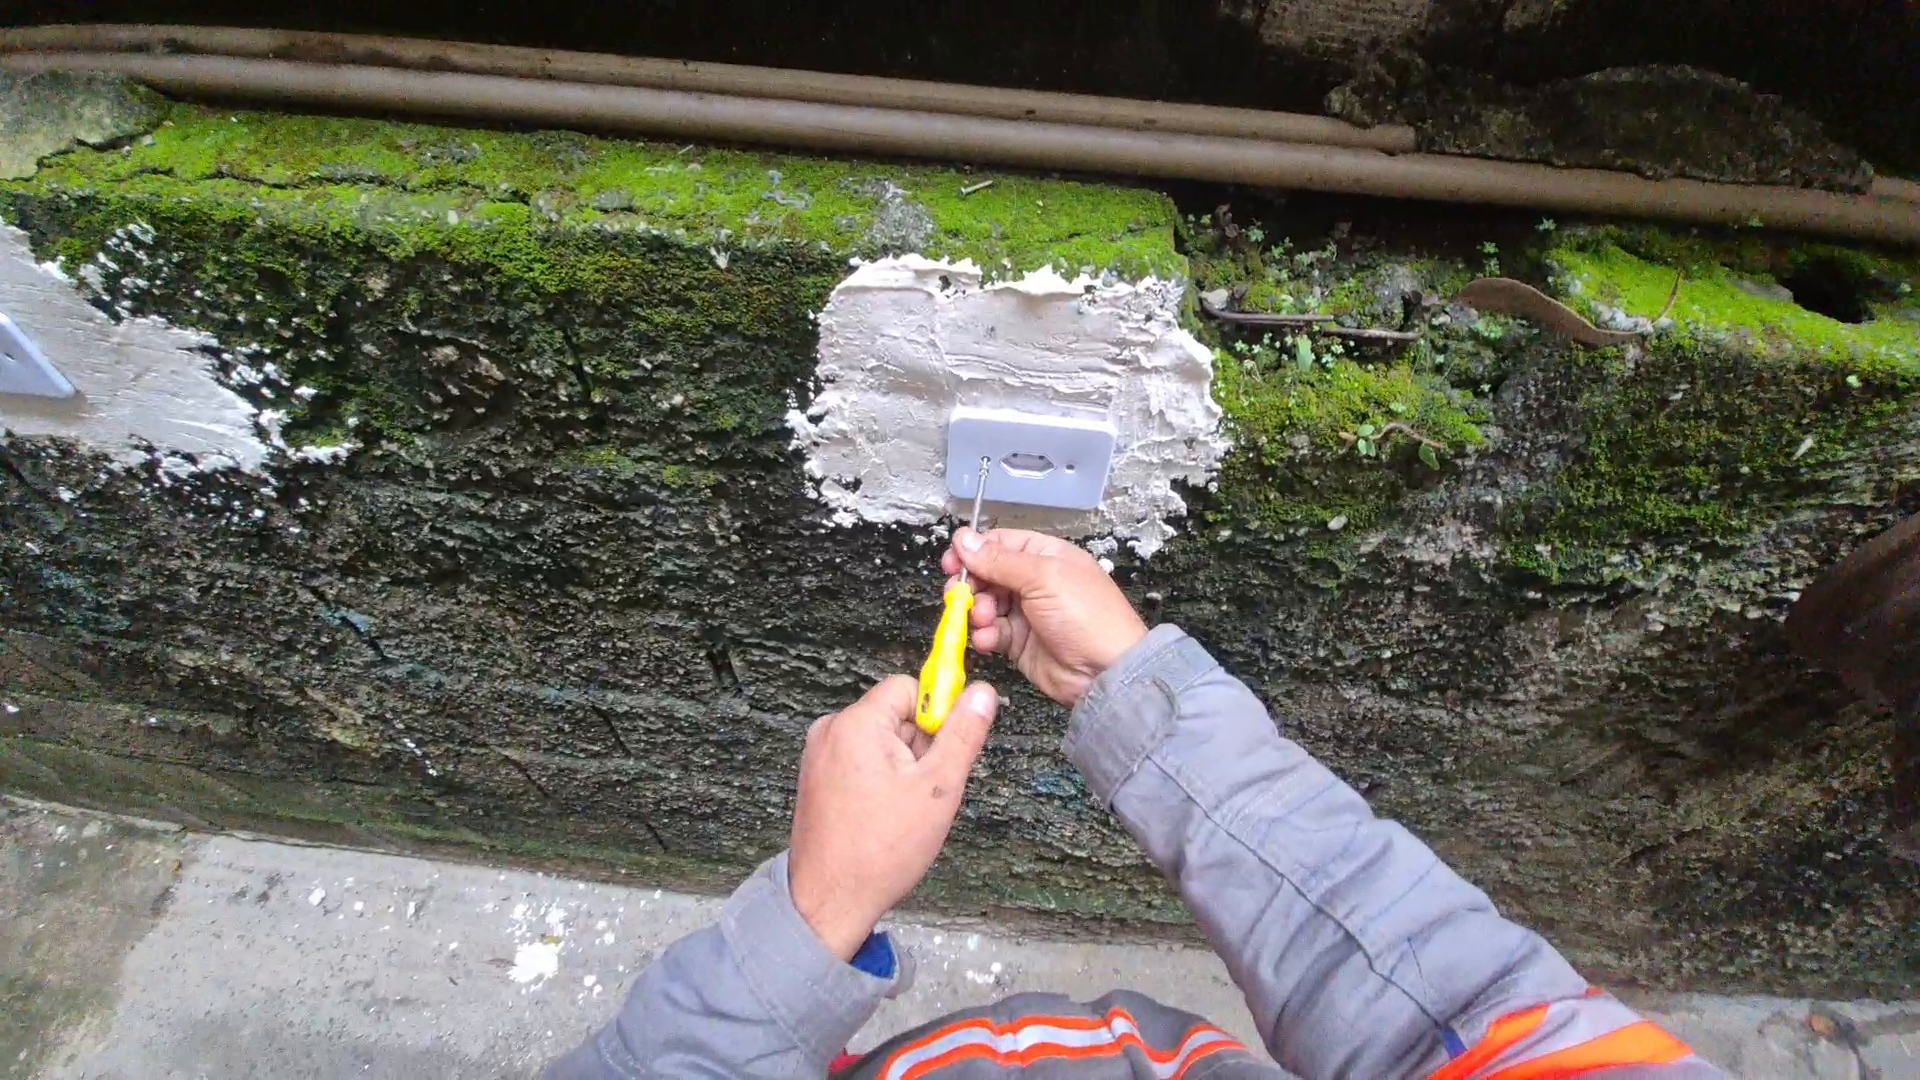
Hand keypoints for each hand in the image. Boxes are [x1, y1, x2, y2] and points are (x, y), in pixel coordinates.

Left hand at [788, 675, 998, 959]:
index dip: (935, 714)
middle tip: (925, 788)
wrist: (828, 904)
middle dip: (918, 744)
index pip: (908, 687)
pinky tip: (885, 812)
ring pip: (879, 738)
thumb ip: (963, 734)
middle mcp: (831, 729)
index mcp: (856, 723)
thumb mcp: (937, 788)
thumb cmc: (881, 850)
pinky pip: (860, 757)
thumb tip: (982, 692)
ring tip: (903, 807)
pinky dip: (880, 776)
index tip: (945, 748)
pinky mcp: (816, 776)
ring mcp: (819, 753)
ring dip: (901, 763)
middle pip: (894, 713)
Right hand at [941, 528, 1148, 707]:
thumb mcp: (1043, 577)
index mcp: (1045, 556)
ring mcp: (1027, 612)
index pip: (1000, 544)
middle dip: (971, 584)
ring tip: (983, 618)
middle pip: (987, 574)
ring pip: (984, 603)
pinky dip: (984, 635)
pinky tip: (988, 639)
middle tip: (960, 593)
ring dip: (976, 611)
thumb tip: (965, 539)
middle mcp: (1035, 581)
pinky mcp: (1019, 641)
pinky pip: (991, 632)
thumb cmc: (1088, 617)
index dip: (974, 550)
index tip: (953, 561)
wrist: (1105, 672)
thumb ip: (1000, 560)